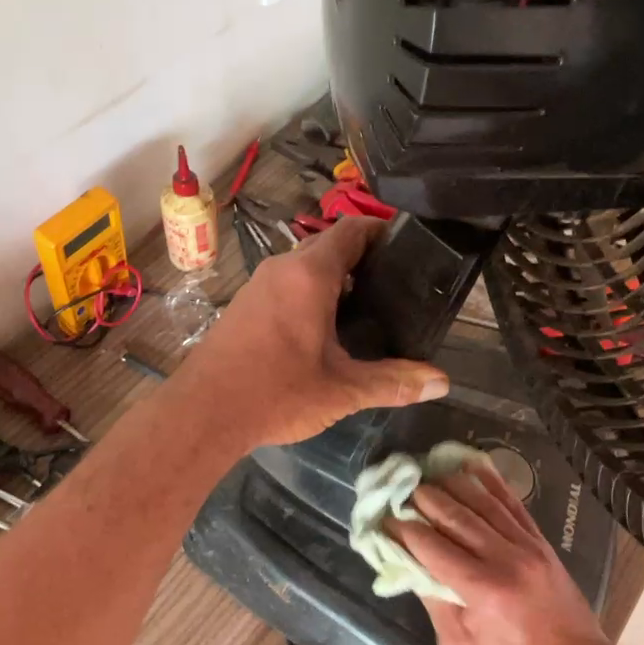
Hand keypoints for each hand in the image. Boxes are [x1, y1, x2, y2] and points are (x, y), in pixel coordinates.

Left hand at [173, 216, 449, 447]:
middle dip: (361, 260)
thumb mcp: (342, 391)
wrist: (202, 414)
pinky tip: (324, 332)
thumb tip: (441, 383)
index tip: (407, 245)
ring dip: (333, 281)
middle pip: (327, 246)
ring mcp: (257, 287)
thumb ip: (393, 382)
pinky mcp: (242, 309)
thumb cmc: (276, 393)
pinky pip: (284, 288)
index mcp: (309, 274)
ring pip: (303, 268)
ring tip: (365, 310)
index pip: (351, 230)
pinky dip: (309, 296)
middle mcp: (281, 269)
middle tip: (394, 286)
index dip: (381, 230)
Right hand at [386, 460, 619, 644]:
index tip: (383, 518)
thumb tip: (411, 566)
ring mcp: (527, 546)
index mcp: (482, 590)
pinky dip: (491, 483)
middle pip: (456, 516)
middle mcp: (505, 559)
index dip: (404, 530)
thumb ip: (435, 603)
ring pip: (483, 503)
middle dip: (424, 499)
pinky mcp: (541, 543)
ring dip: (452, 485)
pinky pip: (513, 504)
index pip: (432, 547)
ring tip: (427, 475)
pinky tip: (472, 466)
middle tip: (400, 489)